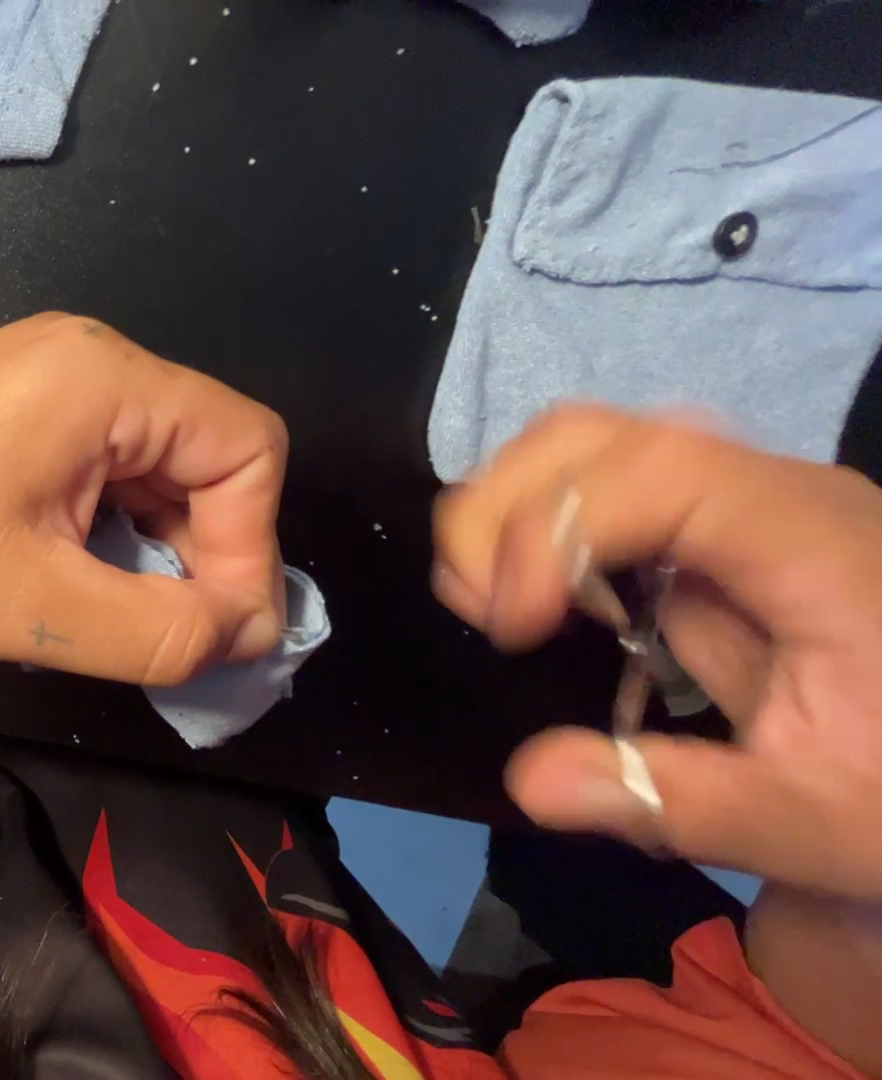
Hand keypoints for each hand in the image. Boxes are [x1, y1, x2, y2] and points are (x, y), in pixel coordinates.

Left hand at [0, 313, 287, 684]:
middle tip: (175, 639)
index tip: (220, 634)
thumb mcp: (38, 610)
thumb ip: (163, 632)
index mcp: (103, 377)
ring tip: (119, 615)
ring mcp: (40, 377)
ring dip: (153, 546)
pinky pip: (99, 463)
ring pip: (150, 465)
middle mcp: (82, 356)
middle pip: (202, 453)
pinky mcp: (10, 407)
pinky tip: (76, 577)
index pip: (247, 448)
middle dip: (203, 553)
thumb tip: (245, 635)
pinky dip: (109, 527)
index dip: (251, 548)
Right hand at [432, 405, 881, 897]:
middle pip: (584, 438)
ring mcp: (718, 494)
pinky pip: (570, 478)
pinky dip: (514, 523)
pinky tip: (523, 593)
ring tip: (493, 602)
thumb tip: (532, 781)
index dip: (550, 535)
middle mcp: (761, 490)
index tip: (512, 631)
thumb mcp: (826, 821)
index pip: (652, 475)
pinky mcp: (682, 517)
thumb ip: (691, 801)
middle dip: (495, 518)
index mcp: (814, 542)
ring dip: (496, 515)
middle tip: (486, 615)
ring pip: (566, 445)